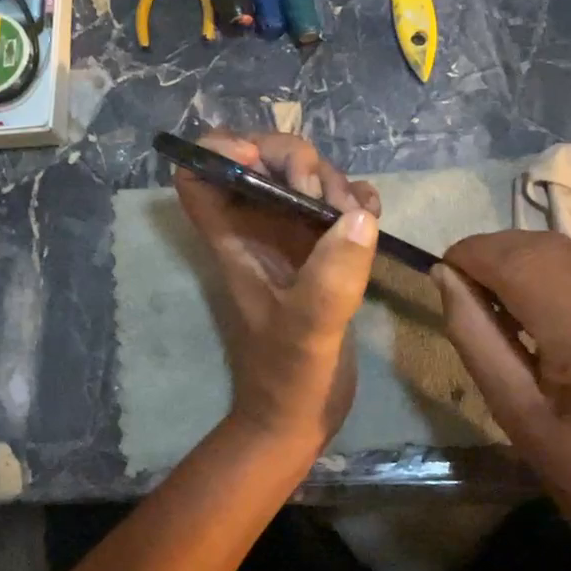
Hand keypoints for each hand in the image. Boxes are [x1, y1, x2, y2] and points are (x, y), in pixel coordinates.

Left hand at [173, 131, 381, 447]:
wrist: (299, 418)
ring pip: (301, 177)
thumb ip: (329, 279)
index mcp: (231, 239)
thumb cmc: (288, 378)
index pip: (197, 173)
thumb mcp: (308, 331)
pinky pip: (334, 205)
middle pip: (259, 160)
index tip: (261, 162)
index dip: (219, 152)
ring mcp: (288, 238)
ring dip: (332, 181)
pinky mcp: (320, 252)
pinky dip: (354, 199)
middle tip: (323, 197)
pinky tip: (373, 218)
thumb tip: (359, 215)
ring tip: (358, 215)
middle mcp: (255, 229)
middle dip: (294, 159)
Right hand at [432, 232, 570, 570]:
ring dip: (542, 264)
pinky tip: (569, 314)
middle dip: (503, 254)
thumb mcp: (518, 418)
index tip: (446, 264)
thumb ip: (476, 337)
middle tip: (471, 280)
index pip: (521, 264)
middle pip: (555, 249)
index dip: (476, 253)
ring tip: (515, 297)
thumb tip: (445, 276)